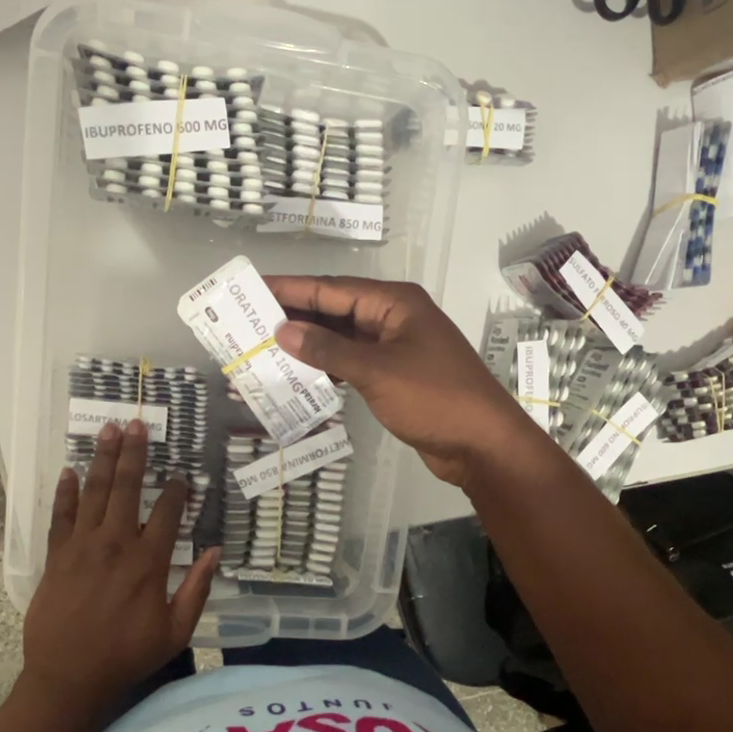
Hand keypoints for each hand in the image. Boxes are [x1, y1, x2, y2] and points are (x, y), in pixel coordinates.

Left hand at [21, 420, 220, 711]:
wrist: (69, 676)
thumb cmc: (127, 656)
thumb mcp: (176, 632)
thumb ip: (197, 590)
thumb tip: (216, 553)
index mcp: (148, 563)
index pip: (167, 513)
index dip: (177, 491)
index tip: (182, 475)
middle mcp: (115, 545)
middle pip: (126, 489)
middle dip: (133, 454)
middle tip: (137, 423)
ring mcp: (82, 548)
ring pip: (94, 494)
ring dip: (102, 460)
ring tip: (108, 431)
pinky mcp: (57, 557)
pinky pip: (60, 516)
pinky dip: (65, 493)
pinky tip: (69, 471)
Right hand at [267, 276, 534, 486]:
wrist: (481, 443)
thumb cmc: (434, 398)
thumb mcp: (376, 372)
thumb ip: (328, 351)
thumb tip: (284, 331)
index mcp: (395, 303)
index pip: (333, 289)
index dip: (292, 288)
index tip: (255, 288)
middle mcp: (394, 318)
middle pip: (336, 311)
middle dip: (296, 316)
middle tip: (251, 321)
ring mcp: (396, 348)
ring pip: (343, 339)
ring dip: (310, 344)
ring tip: (266, 347)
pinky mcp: (396, 376)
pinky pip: (354, 363)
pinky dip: (328, 368)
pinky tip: (300, 375)